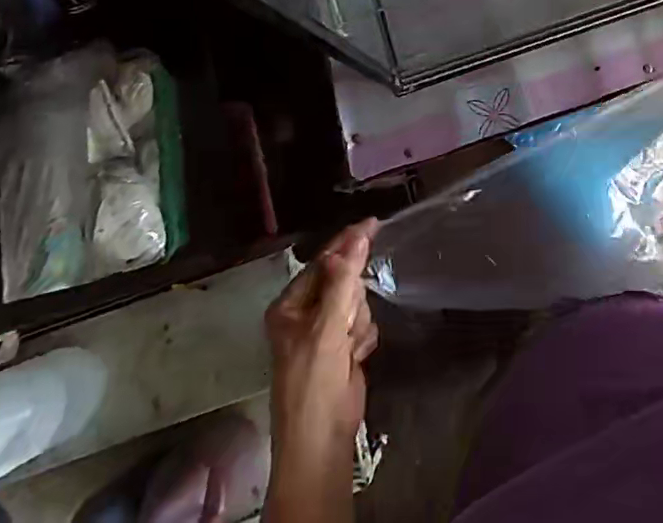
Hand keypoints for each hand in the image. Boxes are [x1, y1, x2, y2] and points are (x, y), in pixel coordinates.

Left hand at [265, 219, 379, 466]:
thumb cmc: (313, 383)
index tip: (372, 223)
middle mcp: (306, 312)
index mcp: (290, 304)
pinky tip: (356, 358)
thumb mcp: (325, 330)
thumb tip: (352, 241)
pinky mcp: (344, 347)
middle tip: (347, 327)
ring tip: (348, 350)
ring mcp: (326, 330)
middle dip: (352, 301)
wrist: (322, 440)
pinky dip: (364, 339)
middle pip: (344, 282)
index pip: (323, 263)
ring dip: (358, 324)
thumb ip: (341, 284)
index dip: (347, 243)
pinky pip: (365, 324)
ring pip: (358, 303)